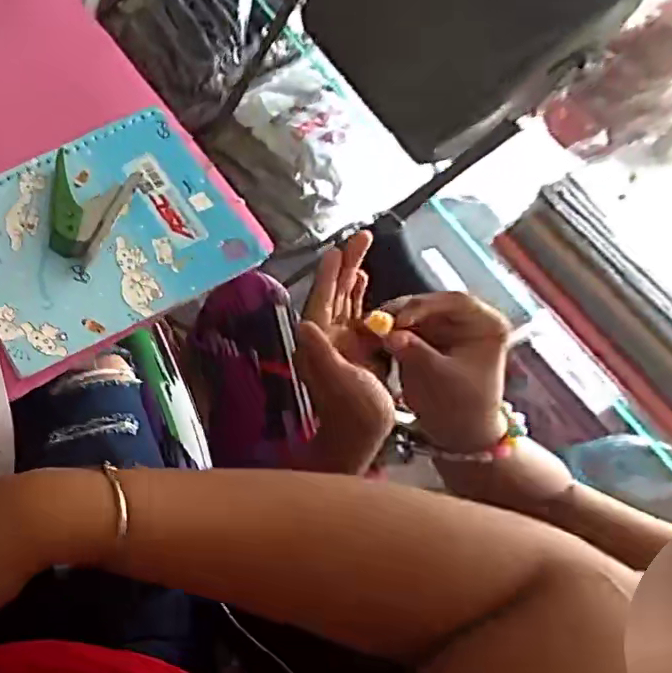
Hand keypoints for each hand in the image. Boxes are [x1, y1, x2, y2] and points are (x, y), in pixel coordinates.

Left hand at [296, 232, 396, 474]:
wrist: (360, 434)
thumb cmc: (351, 410)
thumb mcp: (337, 380)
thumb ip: (320, 354)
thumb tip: (304, 325)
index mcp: (321, 343)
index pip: (323, 302)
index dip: (330, 276)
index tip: (337, 251)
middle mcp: (328, 340)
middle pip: (335, 296)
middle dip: (345, 267)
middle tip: (359, 238)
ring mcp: (343, 344)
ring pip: (346, 303)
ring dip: (353, 278)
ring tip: (360, 252)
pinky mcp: (358, 351)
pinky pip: (359, 317)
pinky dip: (362, 298)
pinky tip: (366, 284)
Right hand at [375, 292, 511, 452]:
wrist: (459, 433)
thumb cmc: (459, 407)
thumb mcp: (436, 379)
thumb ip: (413, 352)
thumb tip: (387, 333)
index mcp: (486, 325)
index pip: (454, 302)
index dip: (422, 306)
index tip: (396, 321)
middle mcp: (467, 322)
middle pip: (429, 306)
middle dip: (399, 314)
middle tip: (372, 324)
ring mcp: (445, 331)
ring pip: (412, 316)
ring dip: (389, 324)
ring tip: (367, 333)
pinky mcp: (427, 342)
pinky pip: (404, 330)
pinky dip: (387, 335)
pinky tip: (371, 341)